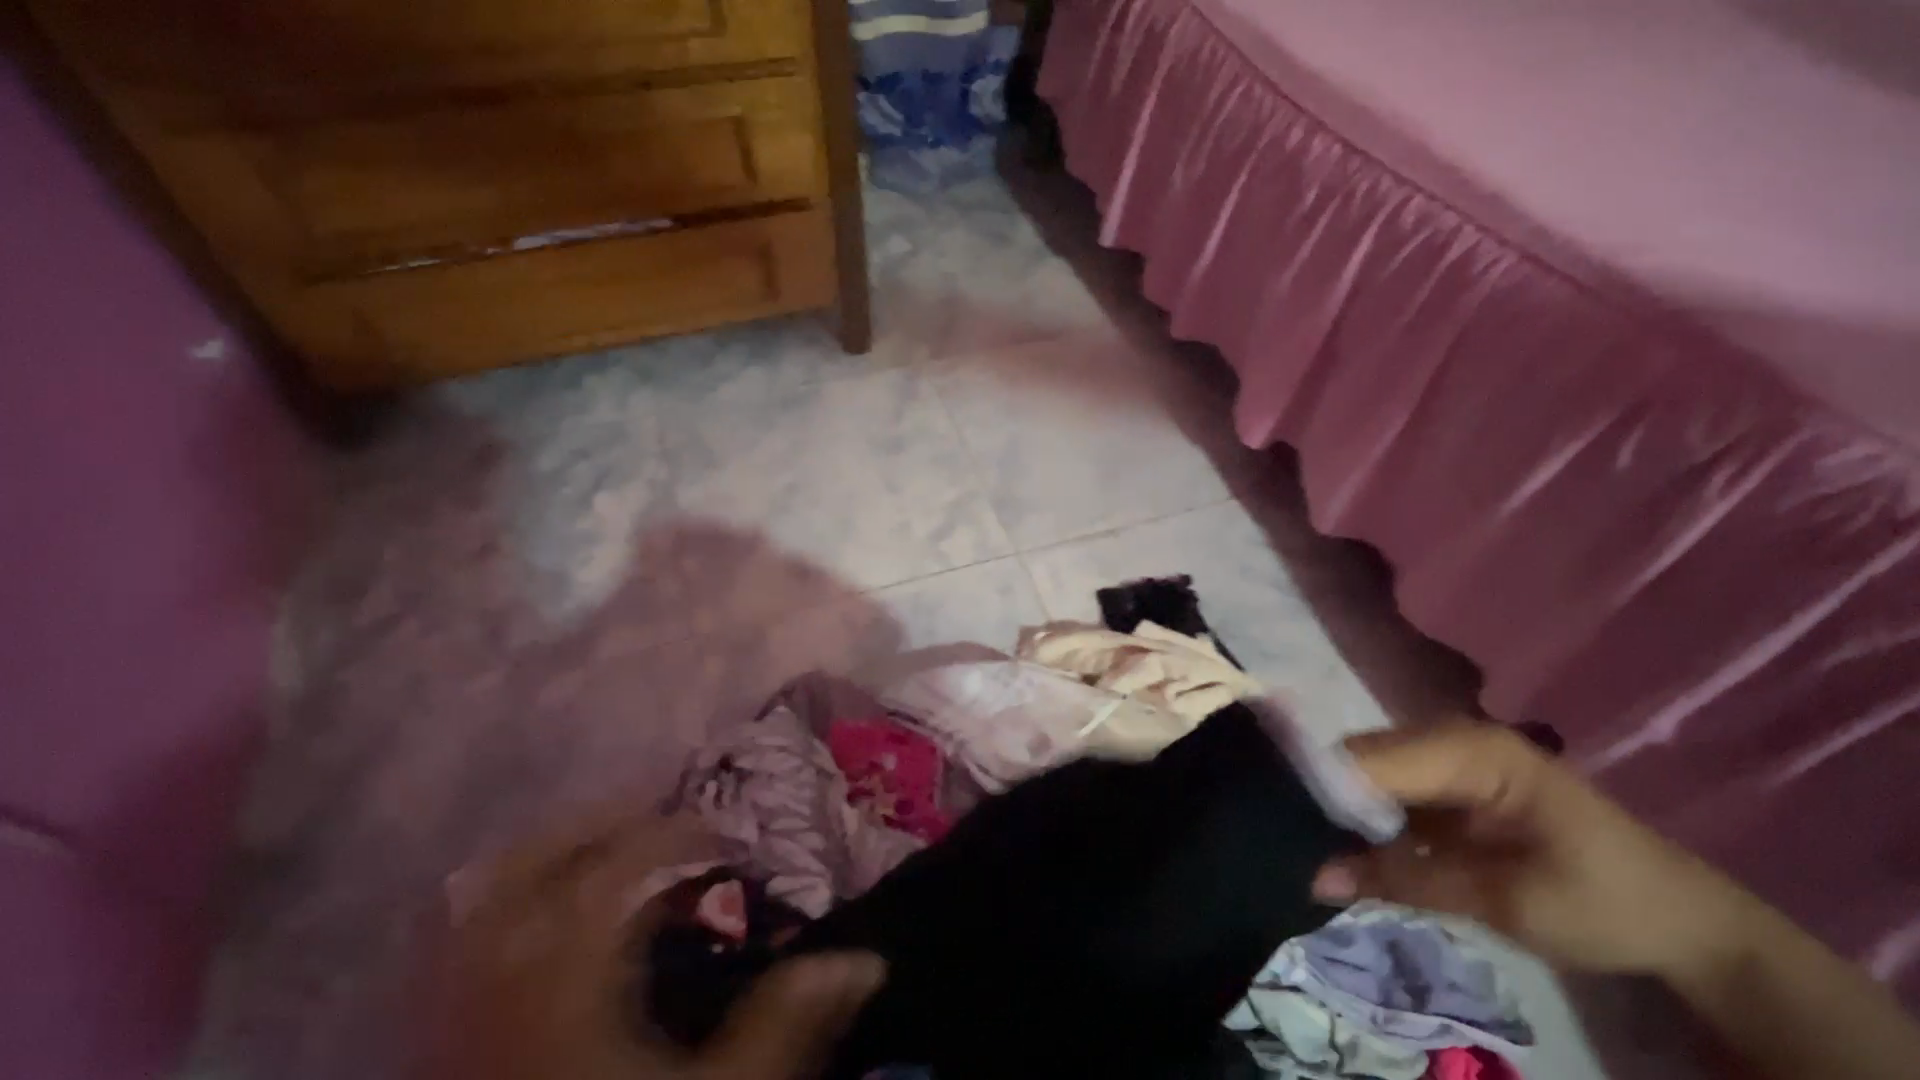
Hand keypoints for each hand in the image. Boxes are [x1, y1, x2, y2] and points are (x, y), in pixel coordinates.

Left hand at [421, 807, 883, 1079]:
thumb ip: (785, 1023)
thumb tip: (864, 958)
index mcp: (565, 969)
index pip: (616, 867)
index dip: (674, 833)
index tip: (723, 831)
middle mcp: (497, 970)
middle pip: (530, 862)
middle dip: (595, 824)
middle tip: (651, 817)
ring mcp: (452, 1005)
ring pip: (480, 898)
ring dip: (545, 860)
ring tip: (596, 856)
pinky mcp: (438, 1039)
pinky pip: (454, 948)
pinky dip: (501, 913)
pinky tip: (535, 926)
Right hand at [1311, 722, 1755, 978]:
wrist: (1684, 923)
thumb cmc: (1605, 904)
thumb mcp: (1504, 901)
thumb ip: (1404, 880)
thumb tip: (1313, 876)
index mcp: (1472, 751)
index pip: (1369, 759)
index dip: (1318, 791)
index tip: (1271, 827)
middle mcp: (1453, 741)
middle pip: (1361, 761)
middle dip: (1319, 802)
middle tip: (1276, 844)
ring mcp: (1451, 763)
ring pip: (1368, 777)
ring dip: (1338, 815)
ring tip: (1295, 849)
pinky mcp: (1451, 791)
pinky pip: (1389, 796)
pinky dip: (1364, 824)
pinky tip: (1338, 853)